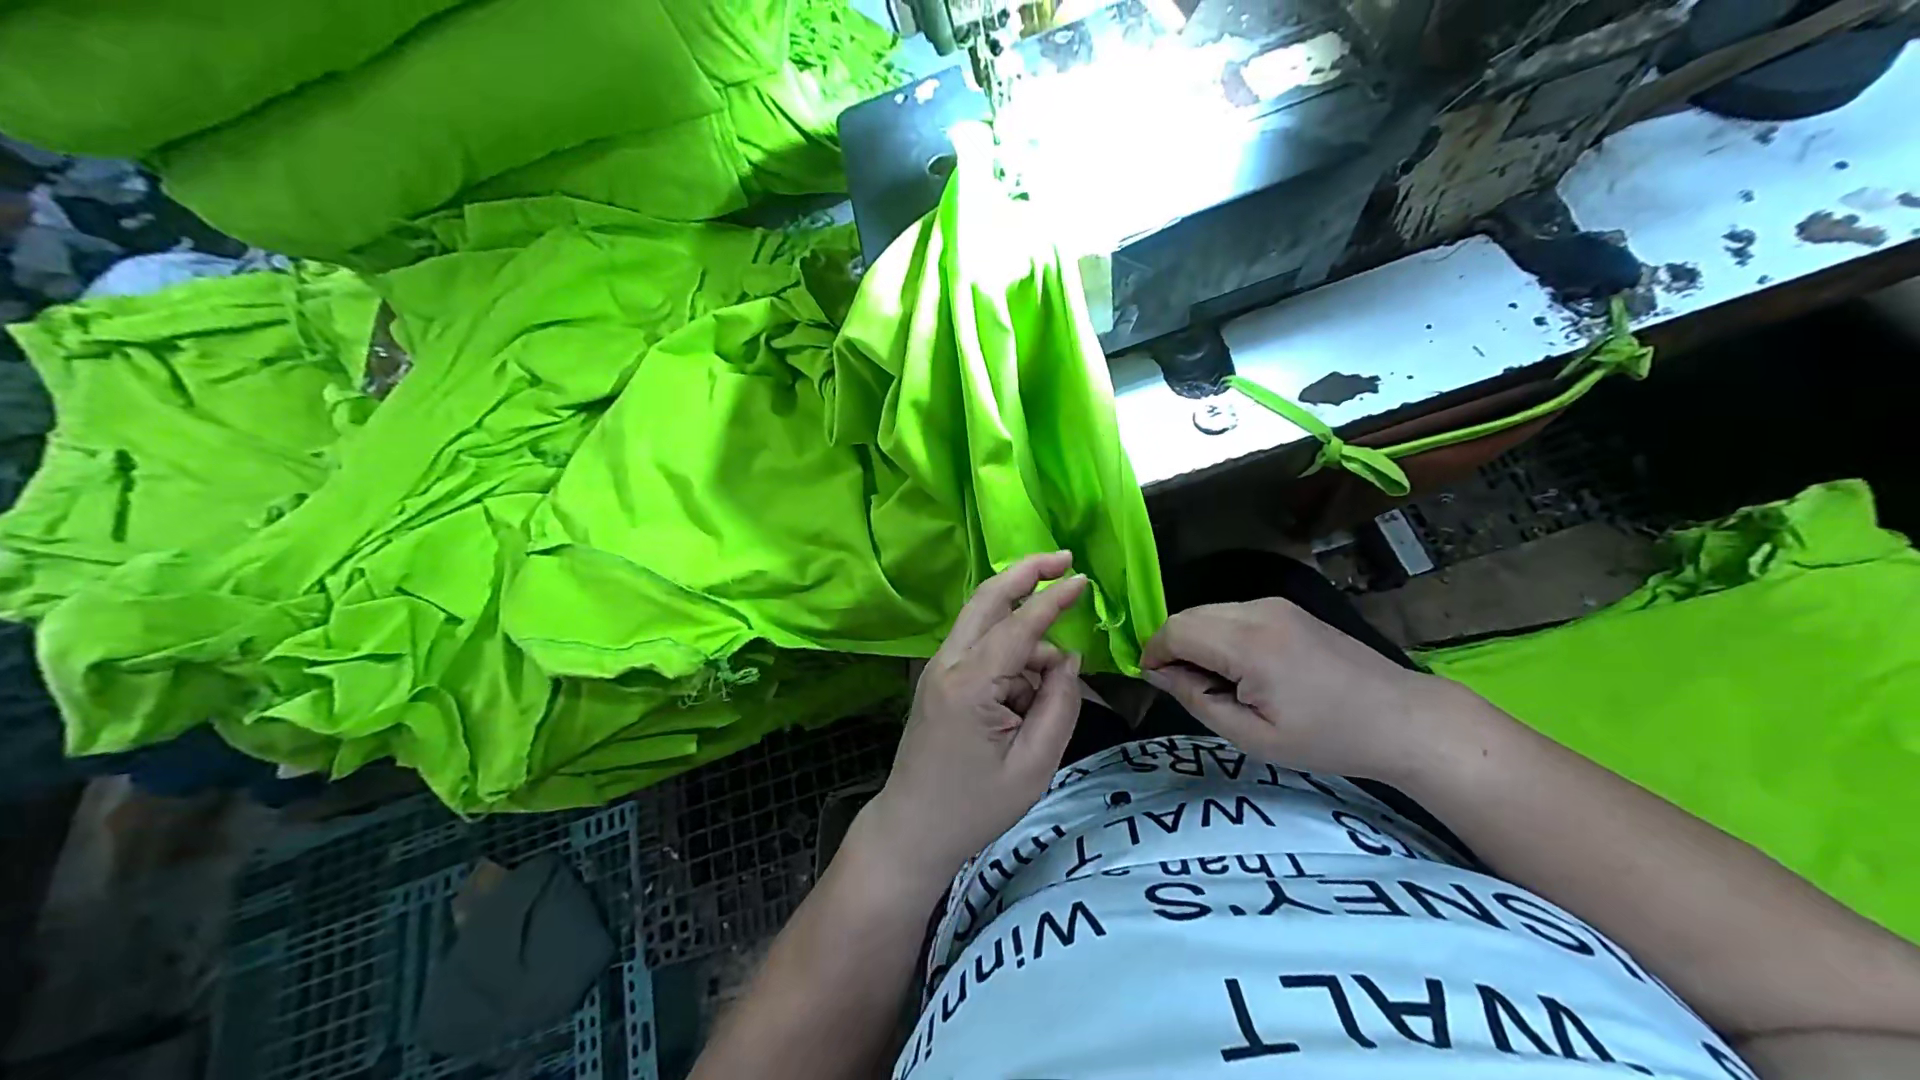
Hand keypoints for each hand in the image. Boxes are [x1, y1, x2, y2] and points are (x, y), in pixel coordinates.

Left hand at [865, 552, 1087, 881]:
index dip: (1053, 599)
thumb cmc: (976, 808)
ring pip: (984, 623)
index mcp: (970, 686)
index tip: (1082, 578)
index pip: (1018, 626)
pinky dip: (1009, 656)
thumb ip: (1059, 705)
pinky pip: (979, 648)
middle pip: (986, 599)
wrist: (912, 830)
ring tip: (1048, 694)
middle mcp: (947, 664)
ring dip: (1023, 635)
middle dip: (1025, 572)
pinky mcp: (938, 680)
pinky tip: (1025, 700)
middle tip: (1063, 559)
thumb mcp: (1034, 765)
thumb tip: (1067, 657)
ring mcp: (937, 669)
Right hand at [1140, 597, 1457, 780]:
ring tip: (1217, 682)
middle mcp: (1258, 610)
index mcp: (1249, 643)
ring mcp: (1275, 605)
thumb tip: (1159, 674)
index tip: (1156, 682)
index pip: (1175, 630)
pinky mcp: (1286, 608)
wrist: (1402, 718)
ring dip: (1195, 641)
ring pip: (1208, 612)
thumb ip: (1197, 700)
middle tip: (1186, 688)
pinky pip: (1232, 613)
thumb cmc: (1327, 738)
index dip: (1154, 653)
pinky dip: (1218, 634)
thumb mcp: (1253, 737)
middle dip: (1173, 647)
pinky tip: (1239, 668)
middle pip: (1188, 615)